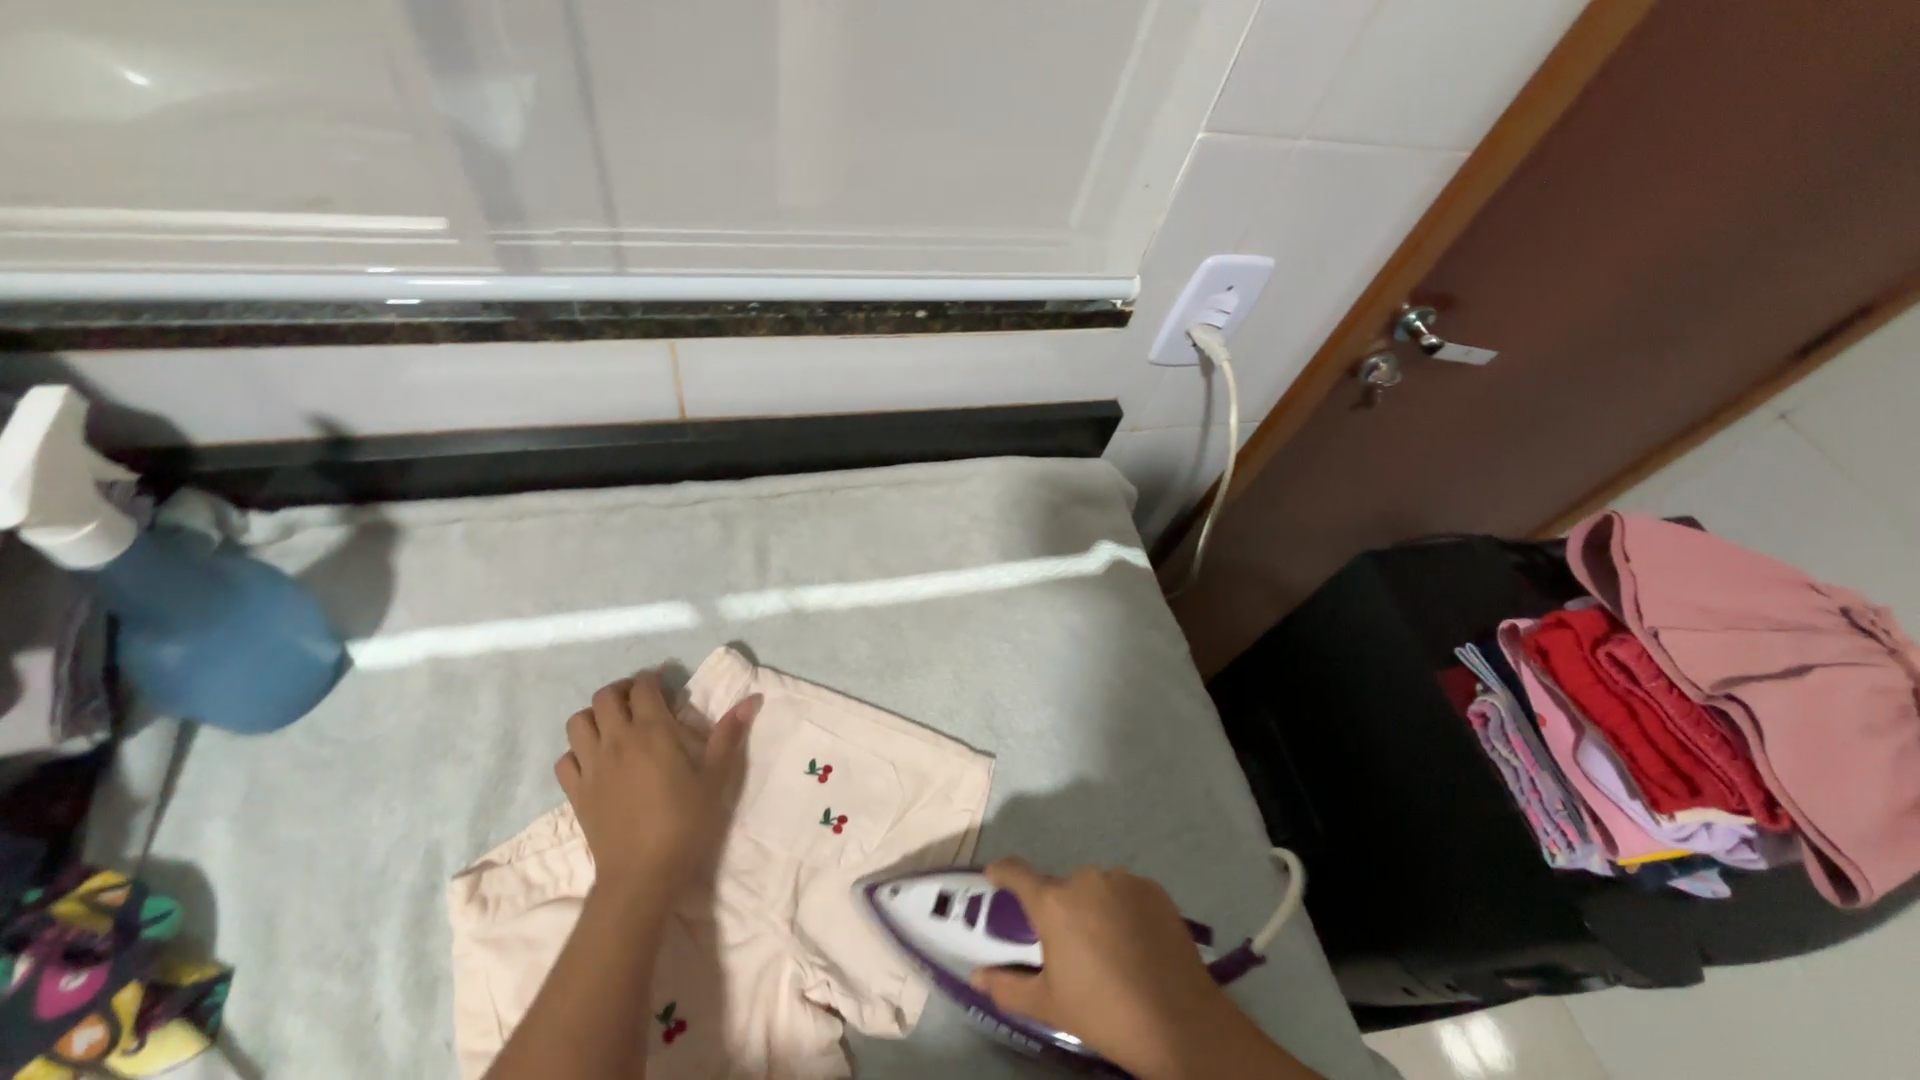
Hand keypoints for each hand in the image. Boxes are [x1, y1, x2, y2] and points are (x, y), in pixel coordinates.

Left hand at [555, 672, 759, 901]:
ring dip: (594, 716)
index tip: (665, 684)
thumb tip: (751, 699)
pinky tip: (593, 760)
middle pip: (604, 697)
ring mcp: (591, 765)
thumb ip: (728, 735)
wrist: (643, 872)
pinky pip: (565, 759)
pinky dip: (577, 751)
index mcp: (652, 731)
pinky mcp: (575, 791)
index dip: (653, 679)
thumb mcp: (716, 777)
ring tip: (613, 725)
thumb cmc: (686, 822)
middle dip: (621, 690)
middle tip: (640, 700)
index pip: (643, 687)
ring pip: (577, 722)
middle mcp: (616, 740)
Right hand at [972, 860, 1283, 1079]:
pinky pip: (1126, 893)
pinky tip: (1133, 943)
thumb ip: (1006, 986)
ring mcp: (1124, 881)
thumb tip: (978, 976)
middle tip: (1065, 946)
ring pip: (1095, 888)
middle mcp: (1086, 880)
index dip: (1001, 873)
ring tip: (1105, 948)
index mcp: (1053, 903)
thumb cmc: (1104, 1013)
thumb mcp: (1048, 1006)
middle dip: (1057, 909)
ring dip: (1092, 907)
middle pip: (1060, 887)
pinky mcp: (1155, 890)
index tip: (994, 879)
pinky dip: (1122, 909)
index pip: (1016, 872)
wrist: (1180, 1023)